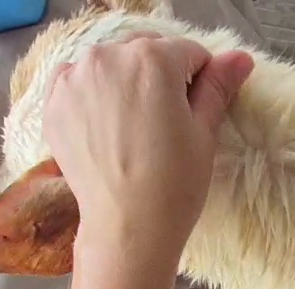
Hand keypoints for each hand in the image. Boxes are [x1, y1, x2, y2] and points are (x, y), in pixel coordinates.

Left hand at [44, 36, 254, 288]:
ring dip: (124, 86)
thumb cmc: (175, 186)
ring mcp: (75, 77)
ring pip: (110, 67)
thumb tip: (240, 58)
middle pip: (144, 53)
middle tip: (164, 126)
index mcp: (153, 60)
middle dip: (158, 79)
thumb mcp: (204, 136)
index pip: (187, 52)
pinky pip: (78, 85)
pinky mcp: (54, 102)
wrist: (128, 229)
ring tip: (133, 132)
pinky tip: (106, 134)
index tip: (196, 113)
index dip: (199, 81)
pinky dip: (92, 100)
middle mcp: (108, 55)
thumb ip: (218, 89)